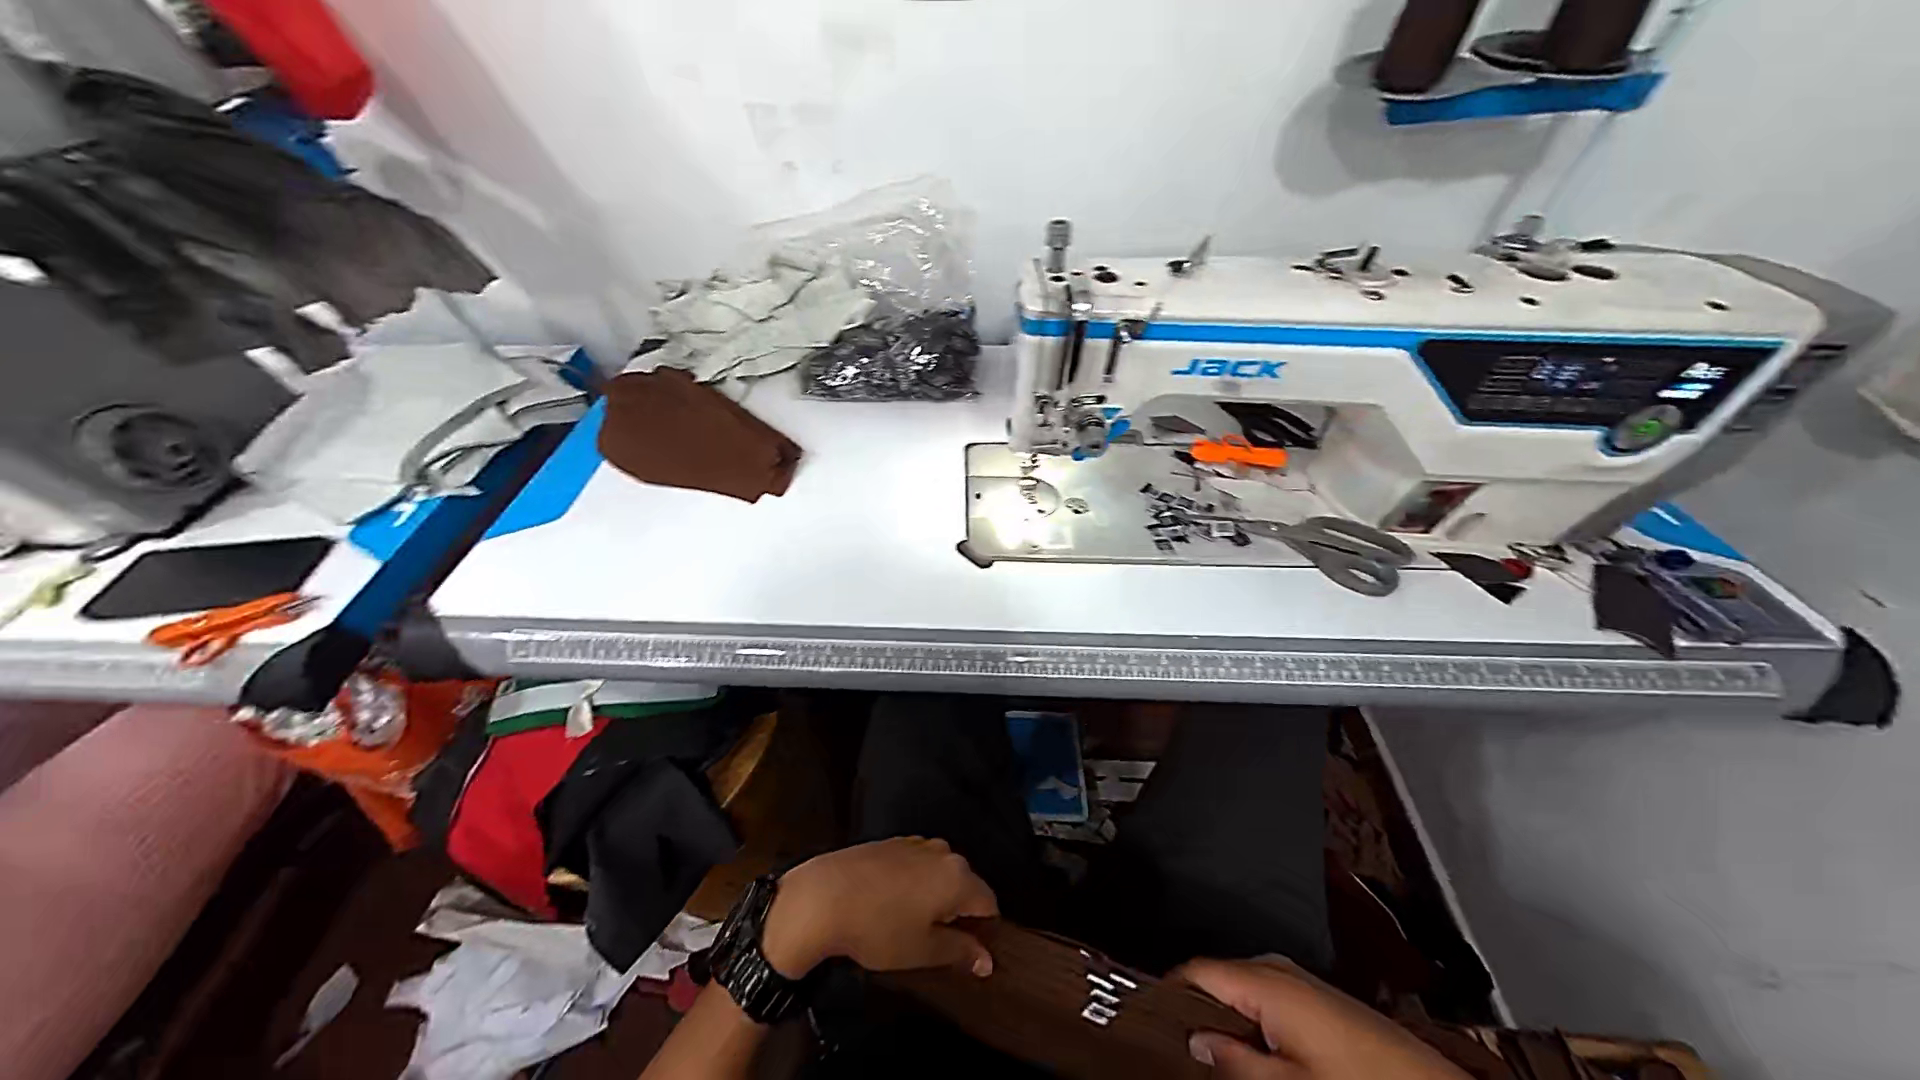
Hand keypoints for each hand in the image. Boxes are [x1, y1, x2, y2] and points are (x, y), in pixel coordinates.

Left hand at [760, 837, 998, 979]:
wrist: (823, 896)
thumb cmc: (878, 928)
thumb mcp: (922, 950)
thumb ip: (960, 951)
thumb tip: (987, 960)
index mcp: (958, 876)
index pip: (988, 903)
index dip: (982, 931)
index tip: (966, 951)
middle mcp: (943, 852)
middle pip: (965, 883)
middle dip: (957, 911)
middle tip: (934, 941)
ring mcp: (916, 842)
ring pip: (939, 871)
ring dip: (933, 895)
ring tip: (907, 923)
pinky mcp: (891, 841)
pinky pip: (916, 863)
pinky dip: (912, 881)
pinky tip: (888, 903)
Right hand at [1176, 956, 1469, 1079]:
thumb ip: (1234, 1061)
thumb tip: (1196, 1040)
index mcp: (1264, 981)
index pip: (1196, 969)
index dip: (1168, 991)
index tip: (1149, 1016)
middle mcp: (1278, 969)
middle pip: (1218, 978)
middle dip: (1199, 1009)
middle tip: (1183, 1046)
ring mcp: (1301, 980)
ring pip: (1242, 989)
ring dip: (1227, 1017)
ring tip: (1217, 1053)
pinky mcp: (1319, 997)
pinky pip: (1267, 997)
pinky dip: (1253, 1019)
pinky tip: (1255, 1052)